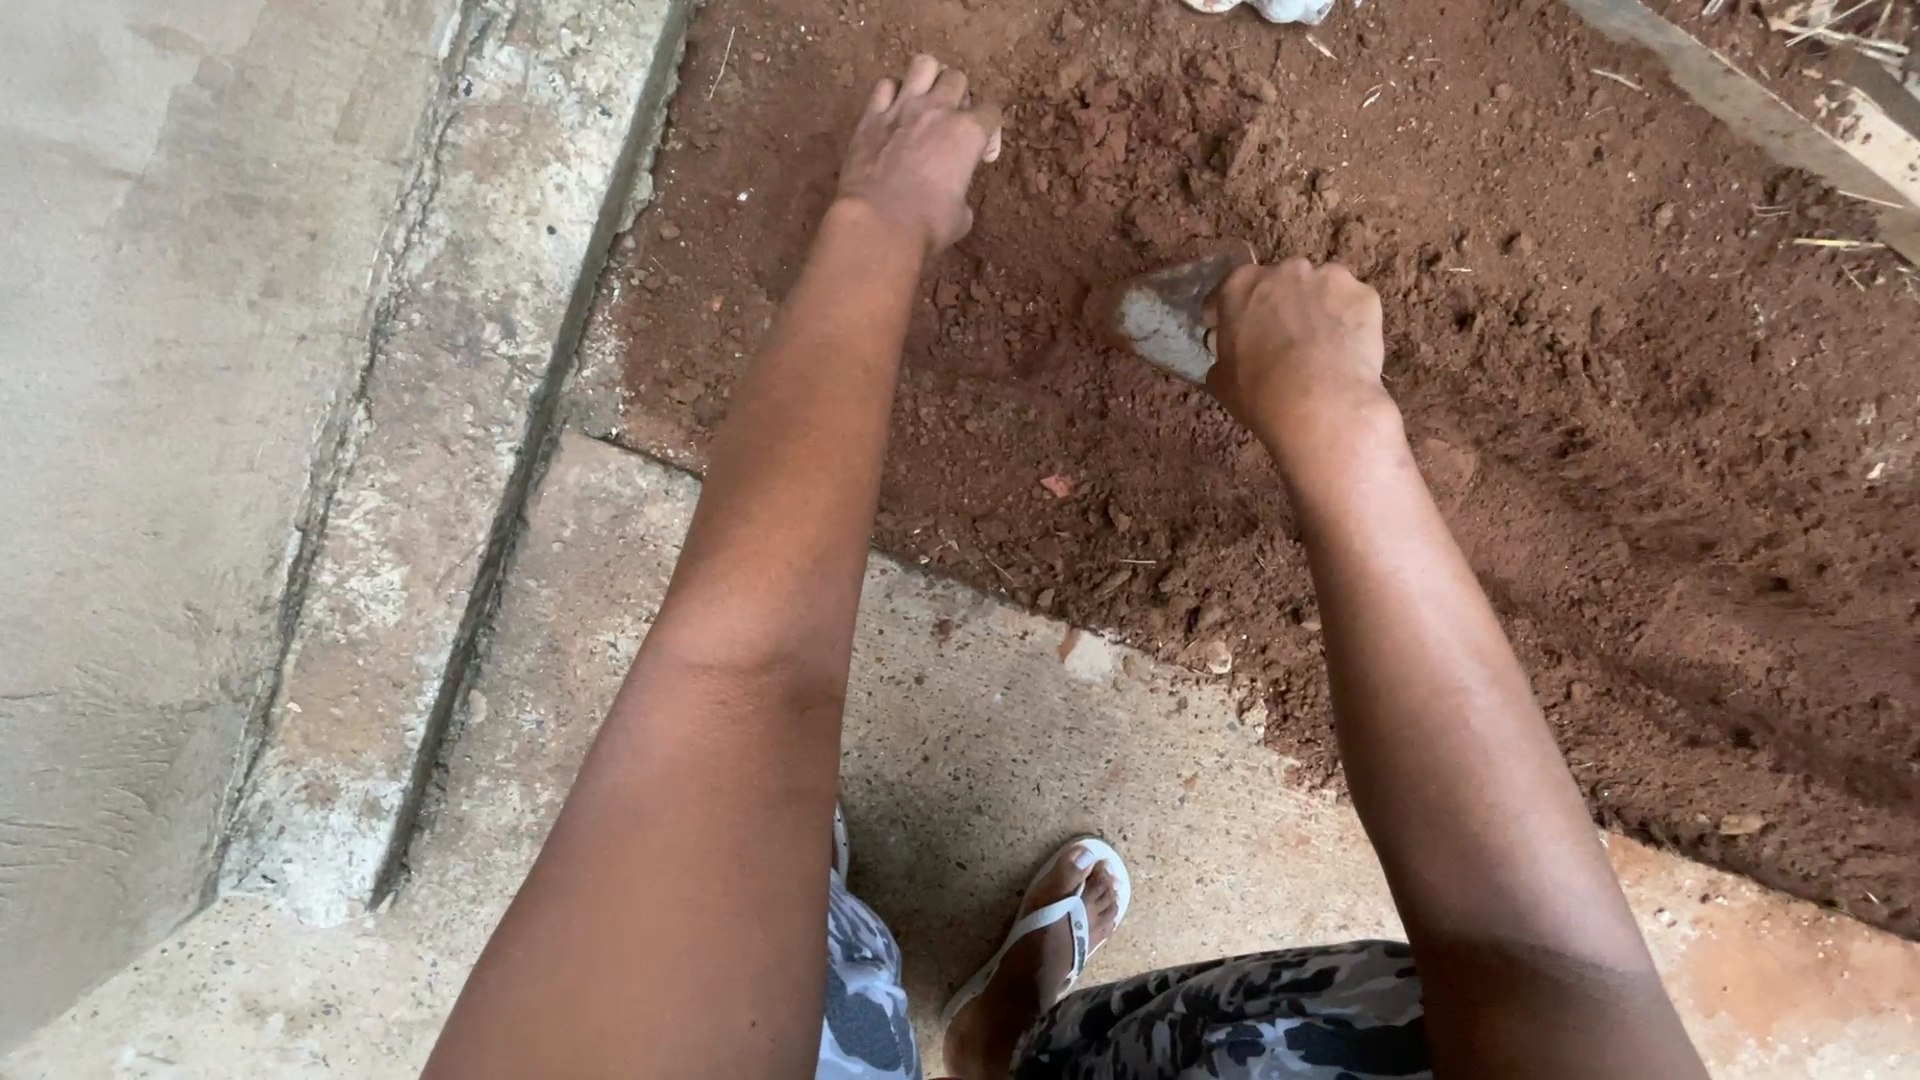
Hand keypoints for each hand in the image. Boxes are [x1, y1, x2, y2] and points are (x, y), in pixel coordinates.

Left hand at [836, 55, 1002, 255]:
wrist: (878, 224)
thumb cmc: (926, 225)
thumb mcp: (960, 217)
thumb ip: (961, 193)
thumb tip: (953, 196)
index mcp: (968, 134)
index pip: (991, 113)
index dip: (991, 134)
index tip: (983, 156)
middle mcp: (938, 110)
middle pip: (957, 79)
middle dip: (960, 99)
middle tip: (952, 124)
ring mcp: (902, 107)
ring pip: (924, 65)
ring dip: (929, 80)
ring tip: (926, 102)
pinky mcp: (871, 116)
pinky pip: (885, 85)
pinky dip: (892, 93)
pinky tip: (893, 112)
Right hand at [1205, 258, 1399, 478]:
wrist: (1320, 405)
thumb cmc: (1259, 392)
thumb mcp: (1220, 380)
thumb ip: (1223, 355)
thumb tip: (1231, 355)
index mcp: (1240, 286)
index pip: (1224, 294)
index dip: (1223, 317)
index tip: (1226, 334)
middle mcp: (1284, 270)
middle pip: (1274, 284)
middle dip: (1272, 307)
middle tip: (1274, 342)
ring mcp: (1329, 277)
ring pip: (1316, 289)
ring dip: (1310, 309)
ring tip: (1313, 346)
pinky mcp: (1364, 294)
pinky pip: (1348, 305)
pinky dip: (1343, 321)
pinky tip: (1340, 350)